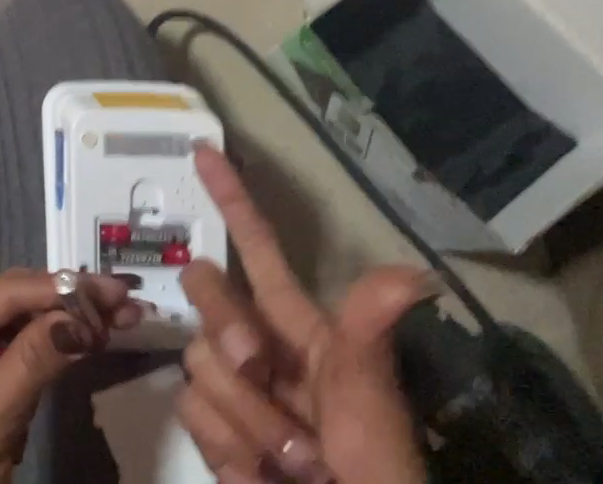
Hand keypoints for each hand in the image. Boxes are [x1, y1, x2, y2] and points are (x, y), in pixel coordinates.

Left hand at [0, 269, 140, 483]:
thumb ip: (33, 361)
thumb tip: (84, 318)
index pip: (6, 292)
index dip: (61, 288)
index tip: (115, 290)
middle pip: (15, 299)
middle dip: (69, 299)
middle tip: (125, 304)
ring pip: (22, 321)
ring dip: (67, 319)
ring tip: (118, 318)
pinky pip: (19, 348)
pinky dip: (54, 344)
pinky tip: (86, 340)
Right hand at [179, 145, 432, 483]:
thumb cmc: (373, 472)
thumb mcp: (376, 407)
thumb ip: (369, 339)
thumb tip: (412, 274)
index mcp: (298, 328)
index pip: (258, 249)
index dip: (231, 199)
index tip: (204, 151)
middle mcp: (257, 345)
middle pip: (208, 292)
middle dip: (228, 324)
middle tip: (259, 367)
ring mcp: (231, 386)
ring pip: (198, 360)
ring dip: (246, 416)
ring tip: (296, 459)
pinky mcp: (210, 427)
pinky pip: (190, 408)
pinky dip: (227, 446)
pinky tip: (262, 473)